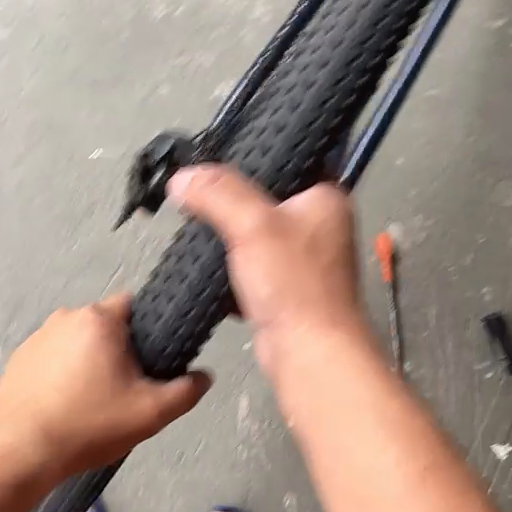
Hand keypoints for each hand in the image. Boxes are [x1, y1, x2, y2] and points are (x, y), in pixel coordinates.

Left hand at [0, 294, 212, 483]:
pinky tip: (66, 403)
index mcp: (99, 320)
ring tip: (94, 399)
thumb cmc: (90, 425)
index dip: (150, 328)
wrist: (22, 452)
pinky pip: (53, 356)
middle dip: (119, 348)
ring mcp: (37, 336)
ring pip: (78, 340)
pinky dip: (63, 371)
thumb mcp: (151, 413)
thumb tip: (204, 376)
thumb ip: (185, 392)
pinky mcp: (19, 358)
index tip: (154, 357)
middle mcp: (65, 317)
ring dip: (90, 359)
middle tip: (127, 387)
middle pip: (106, 324)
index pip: (134, 304)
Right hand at [167, 165, 370, 369]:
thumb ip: (218, 194)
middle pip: (266, 200)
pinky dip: (232, 271)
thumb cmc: (297, 285)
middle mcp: (320, 227)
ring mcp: (304, 261)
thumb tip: (183, 177)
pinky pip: (252, 269)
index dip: (255, 159)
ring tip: (203, 233)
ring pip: (256, 237)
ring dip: (231, 241)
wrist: (308, 353)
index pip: (290, 161)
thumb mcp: (252, 224)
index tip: (219, 161)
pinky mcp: (287, 290)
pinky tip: (213, 271)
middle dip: (233, 206)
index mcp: (327, 199)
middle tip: (202, 199)